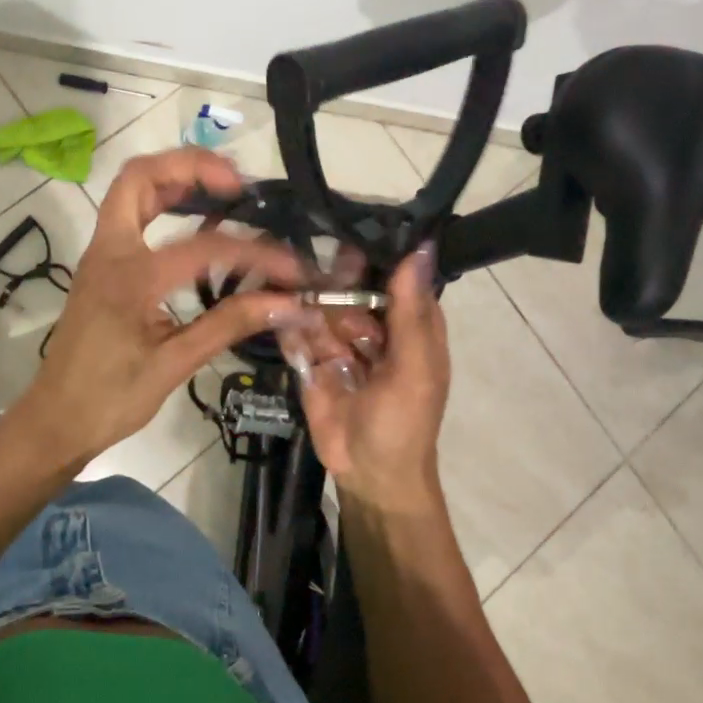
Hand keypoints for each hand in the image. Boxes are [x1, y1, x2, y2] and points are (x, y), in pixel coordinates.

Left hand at [12, 148, 310, 464]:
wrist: (55, 420)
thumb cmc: (109, 399)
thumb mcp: (173, 365)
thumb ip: (228, 324)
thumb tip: (287, 302)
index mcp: (129, 276)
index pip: (204, 246)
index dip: (255, 252)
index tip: (292, 269)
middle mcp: (109, 251)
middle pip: (140, 177)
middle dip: (190, 165)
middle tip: (237, 183)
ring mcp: (101, 255)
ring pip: (131, 191)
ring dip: (175, 179)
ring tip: (224, 192)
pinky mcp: (102, 266)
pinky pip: (130, 215)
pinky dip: (164, 204)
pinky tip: (198, 224)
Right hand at [295, 244, 450, 512]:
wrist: (368, 476)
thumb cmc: (403, 423)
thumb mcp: (414, 367)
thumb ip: (411, 310)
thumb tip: (421, 248)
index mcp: (409, 325)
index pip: (394, 276)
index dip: (374, 253)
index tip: (346, 227)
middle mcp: (374, 328)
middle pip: (351, 288)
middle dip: (332, 281)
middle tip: (307, 270)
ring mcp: (341, 344)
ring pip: (321, 308)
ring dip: (308, 304)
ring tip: (291, 299)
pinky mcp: (311, 361)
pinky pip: (298, 334)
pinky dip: (291, 328)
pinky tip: (281, 318)